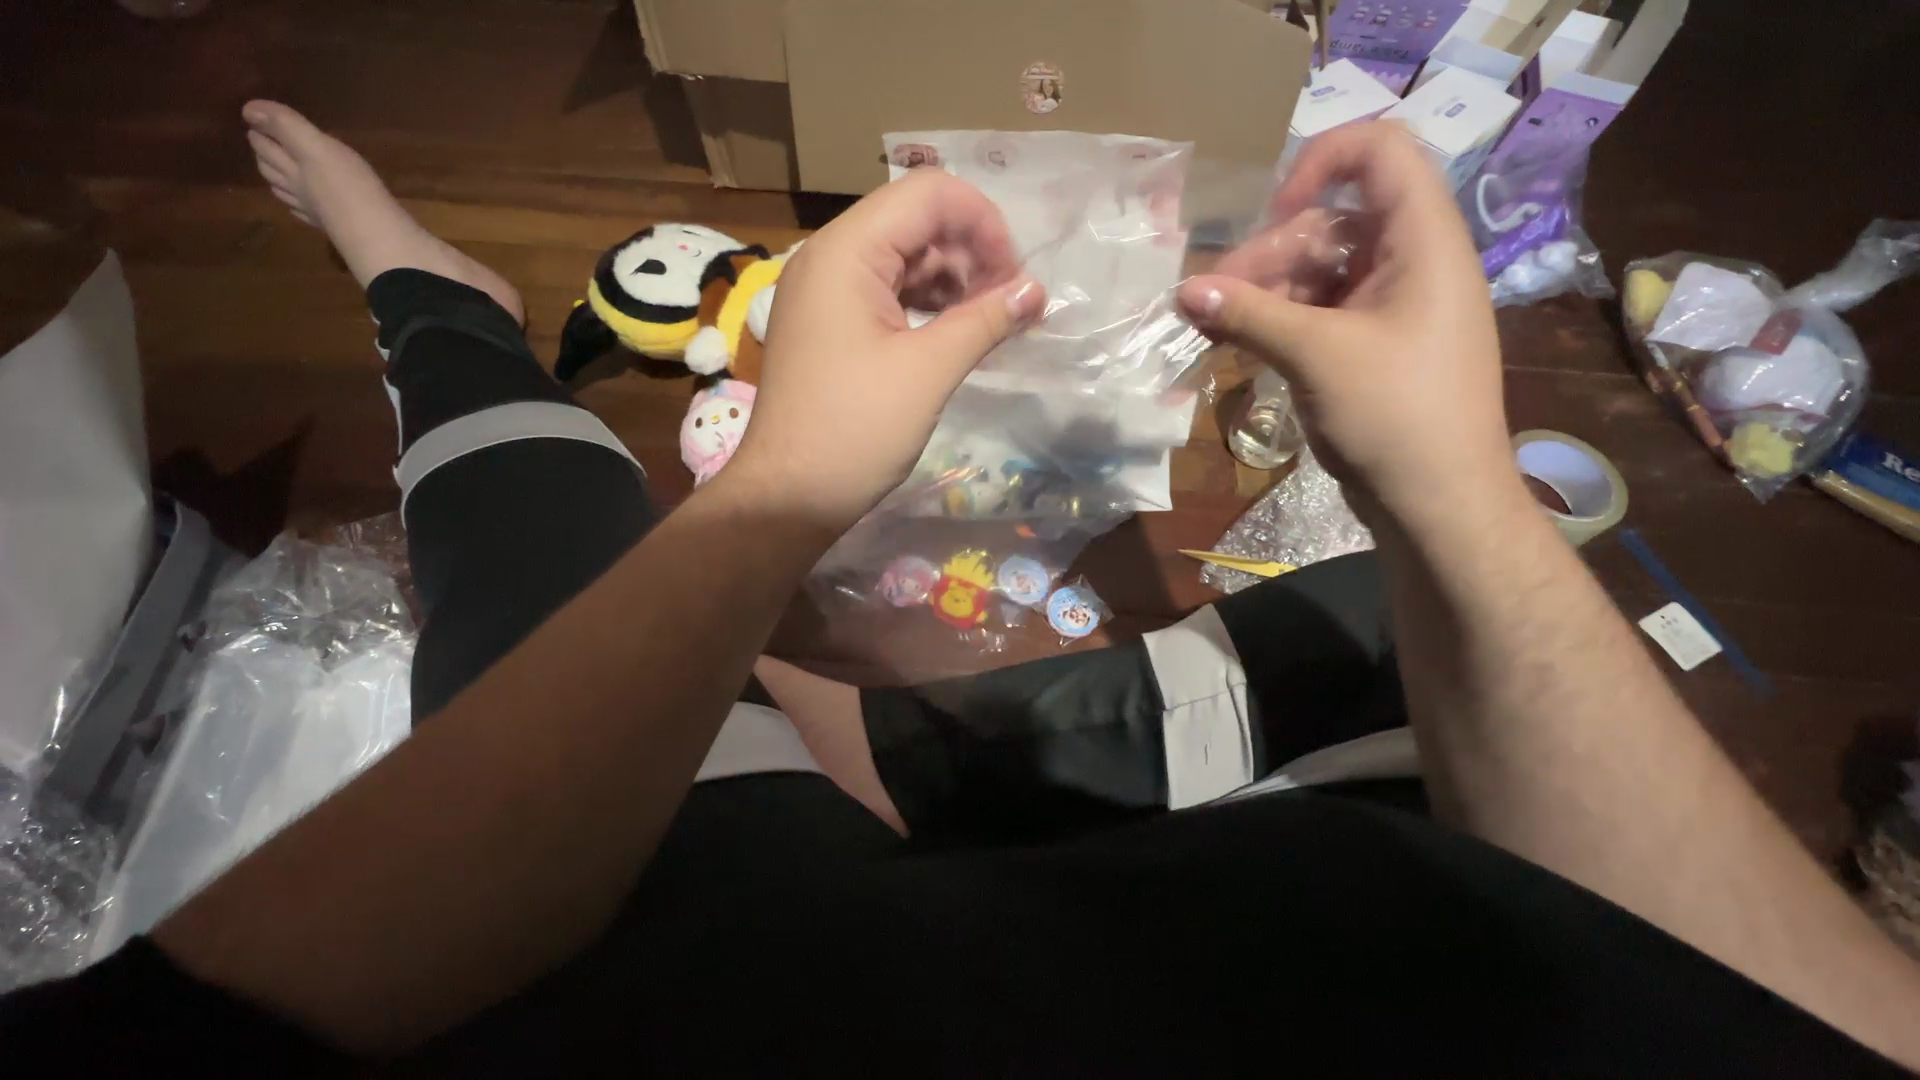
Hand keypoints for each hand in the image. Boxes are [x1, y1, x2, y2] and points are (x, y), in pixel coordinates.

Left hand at [727, 168, 1044, 529]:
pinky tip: (955, 333)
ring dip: (952, 280)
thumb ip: (986, 321)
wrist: (787, 496)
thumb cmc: (854, 431)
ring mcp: (824, 292)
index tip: (1015, 277)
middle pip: (914, 221)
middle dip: (970, 252)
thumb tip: (1037, 291)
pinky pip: (885, 292)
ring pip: (902, 257)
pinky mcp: (828, 324)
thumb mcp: (928, 372)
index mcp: (846, 252)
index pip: (927, 194)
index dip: (983, 222)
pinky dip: (925, 304)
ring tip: (990, 321)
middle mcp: (829, 257)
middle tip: (1009, 304)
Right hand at [1177, 122, 1513, 528]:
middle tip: (1213, 298)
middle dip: (1267, 254)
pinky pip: (1321, 312)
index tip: (1273, 216)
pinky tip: (1239, 343)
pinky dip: (1279, 321)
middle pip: (1330, 223)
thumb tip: (1184, 290)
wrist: (1440, 501)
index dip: (1320, 163)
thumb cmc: (1395, 415)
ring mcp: (1391, 306)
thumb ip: (1248, 315)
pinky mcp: (1372, 345)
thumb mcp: (1317, 356)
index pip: (1380, 152)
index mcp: (1422, 240)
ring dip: (1264, 292)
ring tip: (1213, 326)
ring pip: (1318, 271)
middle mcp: (1410, 261)